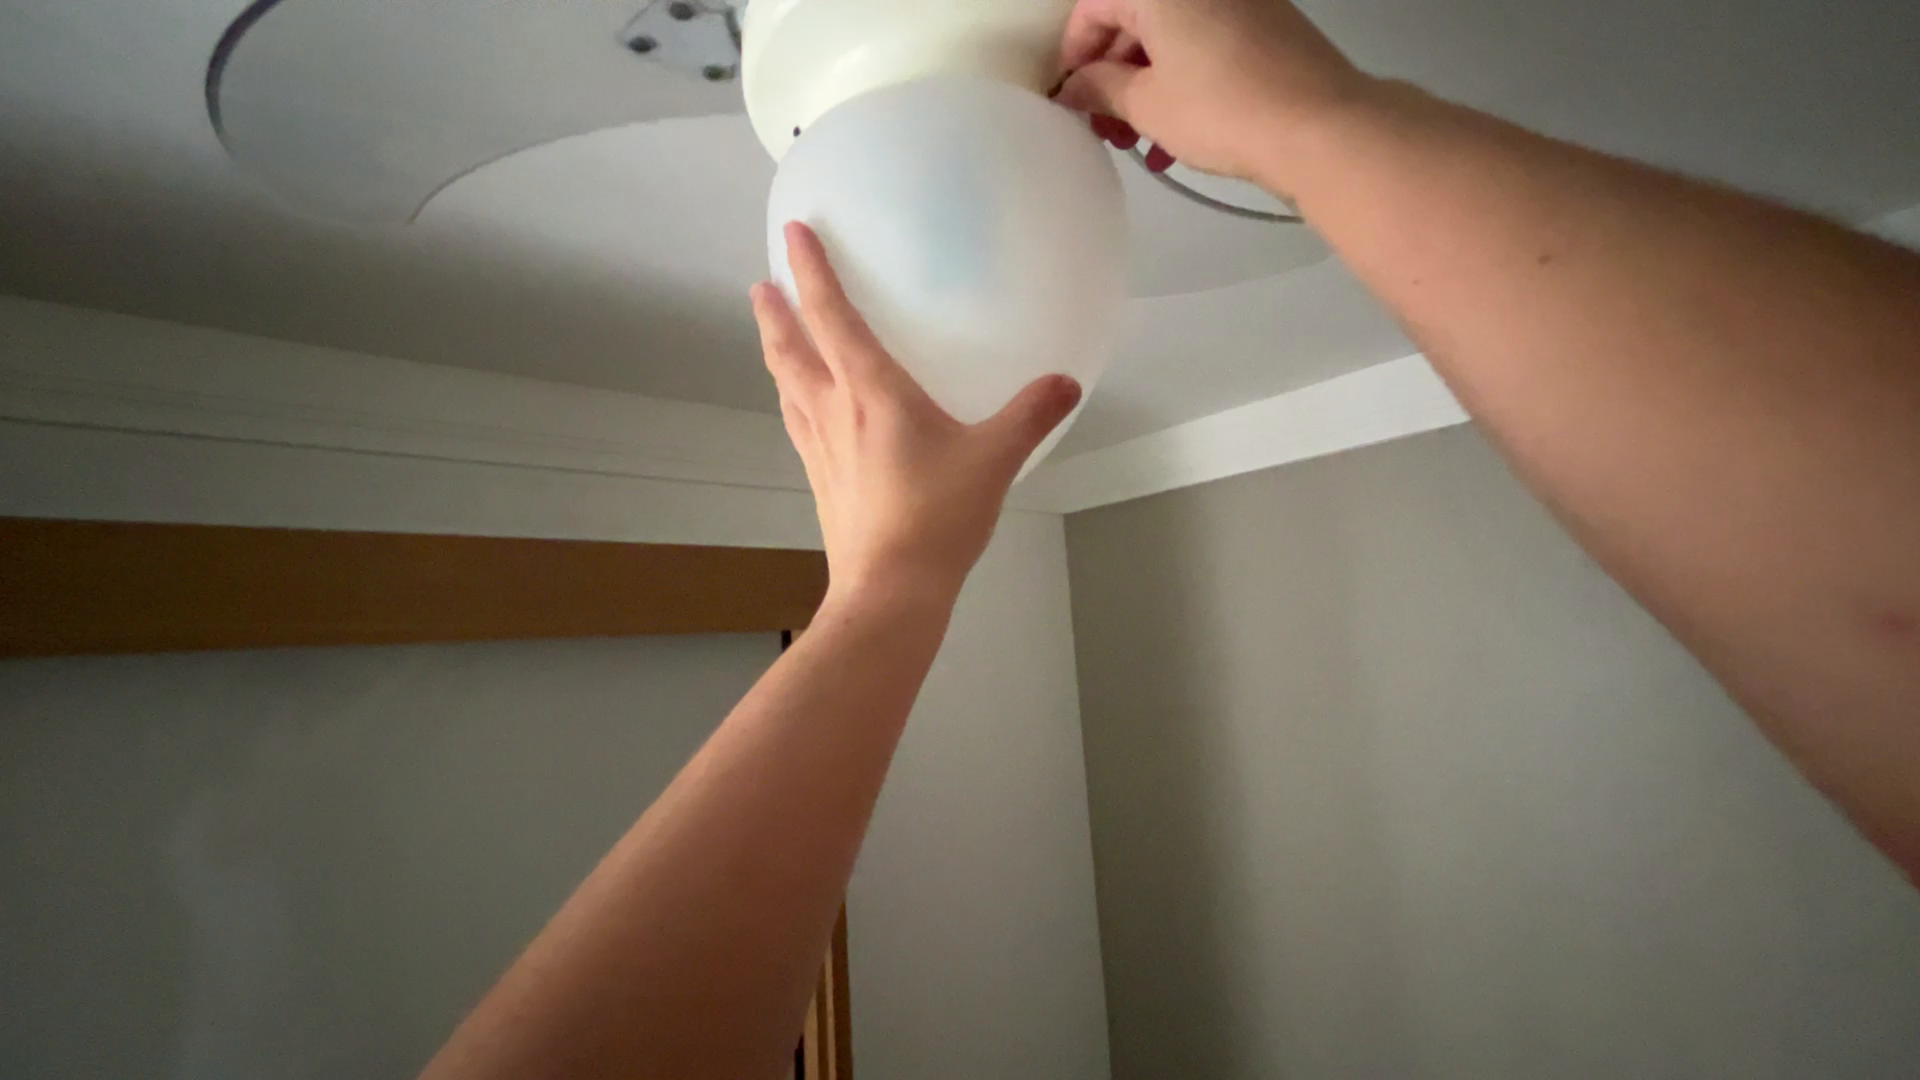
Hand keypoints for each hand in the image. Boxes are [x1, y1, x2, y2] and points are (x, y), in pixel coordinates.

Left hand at [751, 224, 1082, 611]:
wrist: (891, 588)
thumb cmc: (938, 516)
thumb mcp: (994, 460)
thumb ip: (1031, 415)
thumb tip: (1067, 383)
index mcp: (872, 392)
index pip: (833, 316)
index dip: (812, 271)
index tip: (793, 233)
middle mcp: (835, 411)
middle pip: (791, 350)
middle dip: (775, 313)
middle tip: (762, 286)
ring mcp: (820, 449)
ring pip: (787, 388)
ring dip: (776, 354)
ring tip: (773, 336)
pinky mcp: (820, 482)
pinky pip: (798, 425)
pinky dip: (793, 401)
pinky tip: (802, 409)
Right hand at [1056, 0, 1371, 188]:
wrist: (1316, 124)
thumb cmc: (1220, 109)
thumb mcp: (1145, 105)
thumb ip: (1099, 89)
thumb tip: (1073, 87)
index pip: (1095, 6)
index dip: (1074, 56)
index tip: (1070, 101)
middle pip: (1132, 20)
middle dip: (1110, 77)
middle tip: (1104, 130)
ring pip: (1167, 39)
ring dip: (1142, 90)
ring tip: (1137, 144)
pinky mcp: (1262, 23)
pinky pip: (1202, 46)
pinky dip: (1179, 84)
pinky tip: (1172, 138)